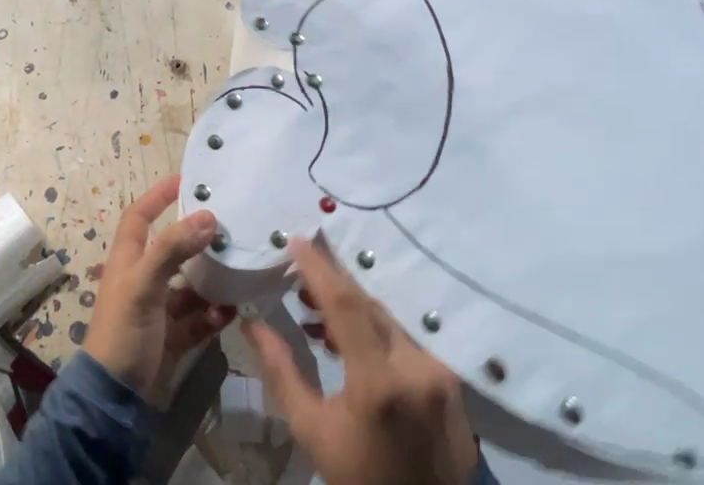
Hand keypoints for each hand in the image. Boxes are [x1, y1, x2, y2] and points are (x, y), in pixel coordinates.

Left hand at [85, 175, 236, 397]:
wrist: (115, 399)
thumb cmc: (122, 333)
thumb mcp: (143, 286)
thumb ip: (172, 249)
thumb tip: (207, 216)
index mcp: (127, 261)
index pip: (140, 216)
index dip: (157, 196)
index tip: (185, 179)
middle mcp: (143, 279)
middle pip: (173, 249)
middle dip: (199, 240)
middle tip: (230, 229)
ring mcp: (159, 309)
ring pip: (191, 285)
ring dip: (213, 281)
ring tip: (237, 274)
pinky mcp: (173, 336)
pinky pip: (199, 317)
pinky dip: (214, 314)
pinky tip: (229, 313)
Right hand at [245, 238, 481, 484]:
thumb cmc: (358, 475)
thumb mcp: (311, 429)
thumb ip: (281, 370)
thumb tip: (250, 323)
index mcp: (379, 383)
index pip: (346, 306)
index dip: (319, 268)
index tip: (297, 241)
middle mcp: (418, 367)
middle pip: (369, 306)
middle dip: (332, 284)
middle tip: (299, 274)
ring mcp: (442, 373)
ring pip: (389, 319)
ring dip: (354, 307)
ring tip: (316, 311)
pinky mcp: (453, 380)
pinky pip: (409, 338)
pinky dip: (377, 329)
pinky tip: (351, 337)